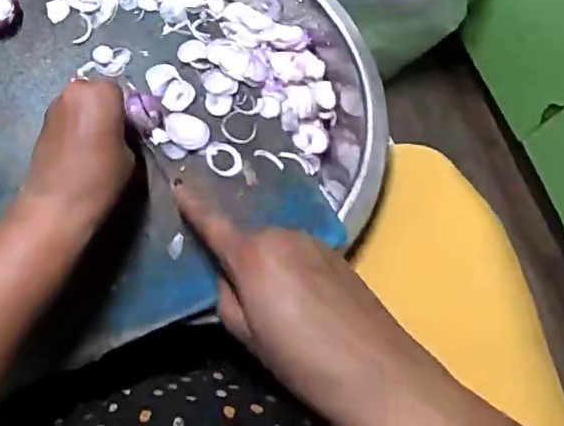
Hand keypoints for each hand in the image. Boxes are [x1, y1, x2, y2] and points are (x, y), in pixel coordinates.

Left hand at [16, 79, 133, 227]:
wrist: (55, 203)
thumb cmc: (99, 177)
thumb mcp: (130, 155)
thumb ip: (127, 131)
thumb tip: (123, 128)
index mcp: (102, 92)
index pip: (120, 90)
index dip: (124, 110)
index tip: (127, 129)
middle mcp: (76, 89)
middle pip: (96, 91)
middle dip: (103, 107)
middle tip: (111, 133)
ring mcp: (56, 102)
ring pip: (79, 102)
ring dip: (86, 115)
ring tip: (92, 143)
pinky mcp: (42, 119)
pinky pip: (65, 114)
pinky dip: (73, 124)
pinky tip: (76, 147)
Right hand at [174, 181, 514, 425]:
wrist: (385, 378)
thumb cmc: (306, 363)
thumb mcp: (250, 339)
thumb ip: (226, 300)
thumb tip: (226, 280)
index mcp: (252, 256)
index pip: (212, 223)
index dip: (192, 205)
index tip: (178, 185)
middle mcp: (279, 235)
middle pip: (247, 239)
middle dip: (242, 259)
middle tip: (249, 298)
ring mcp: (311, 241)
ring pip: (275, 246)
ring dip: (272, 264)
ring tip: (286, 307)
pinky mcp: (337, 253)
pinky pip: (300, 252)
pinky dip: (295, 268)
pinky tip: (312, 303)